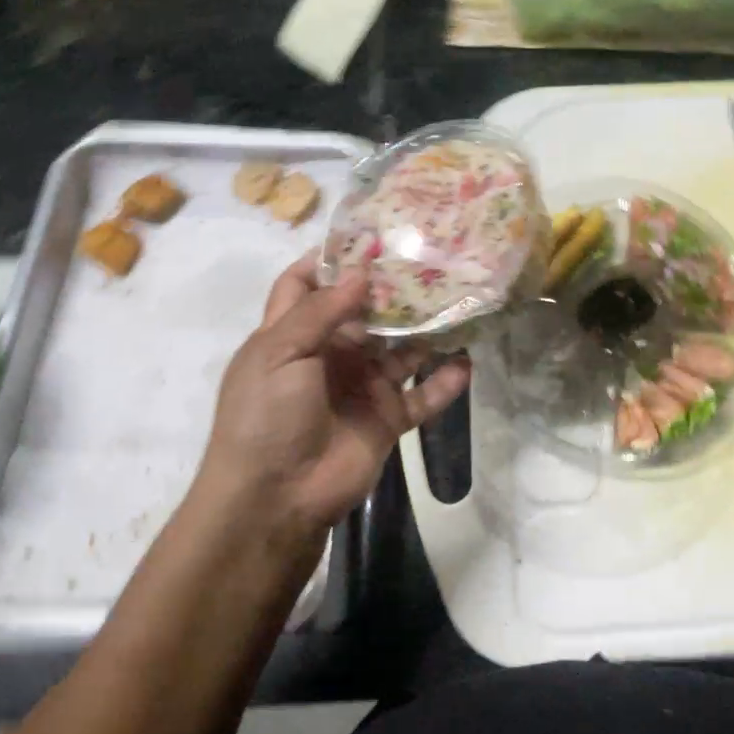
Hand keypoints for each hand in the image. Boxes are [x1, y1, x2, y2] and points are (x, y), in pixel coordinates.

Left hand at [198, 255, 469, 533]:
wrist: (276, 498)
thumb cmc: (266, 417)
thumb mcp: (280, 353)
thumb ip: (322, 310)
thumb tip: (362, 271)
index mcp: (292, 334)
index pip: (305, 284)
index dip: (329, 260)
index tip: (367, 235)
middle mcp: (330, 354)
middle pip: (364, 311)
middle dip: (392, 287)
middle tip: (431, 259)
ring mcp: (361, 386)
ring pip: (401, 349)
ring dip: (426, 330)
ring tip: (460, 300)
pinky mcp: (387, 418)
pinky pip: (423, 396)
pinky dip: (445, 382)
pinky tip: (467, 361)